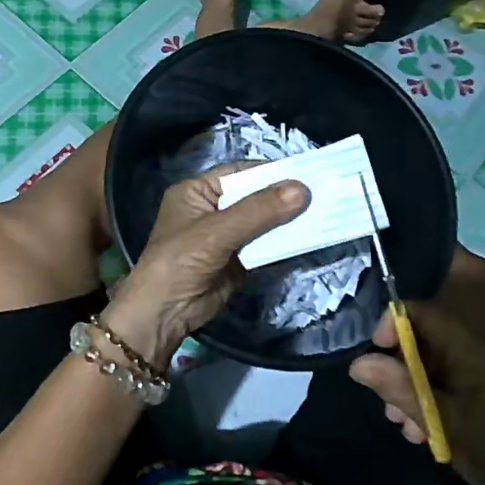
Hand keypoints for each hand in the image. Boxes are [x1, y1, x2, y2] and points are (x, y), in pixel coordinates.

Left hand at [105, 168, 307, 367]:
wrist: (164, 313)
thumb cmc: (180, 260)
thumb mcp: (217, 231)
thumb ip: (259, 210)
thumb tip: (301, 189)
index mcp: (197, 191)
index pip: (238, 172)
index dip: (269, 171)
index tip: (303, 171)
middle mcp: (212, 209)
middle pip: (253, 196)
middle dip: (282, 197)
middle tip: (319, 192)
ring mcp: (226, 236)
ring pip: (262, 222)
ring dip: (287, 220)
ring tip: (321, 212)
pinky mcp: (238, 260)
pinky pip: (265, 245)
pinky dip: (284, 242)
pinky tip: (308, 236)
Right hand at [348, 251, 484, 484]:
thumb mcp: (440, 422)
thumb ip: (399, 388)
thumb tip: (358, 362)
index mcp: (472, 347)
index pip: (423, 311)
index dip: (393, 323)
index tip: (375, 352)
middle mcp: (481, 347)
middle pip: (427, 338)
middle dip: (400, 366)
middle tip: (387, 405)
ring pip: (436, 362)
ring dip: (413, 387)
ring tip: (405, 426)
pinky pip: (451, 378)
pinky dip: (432, 397)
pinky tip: (423, 429)